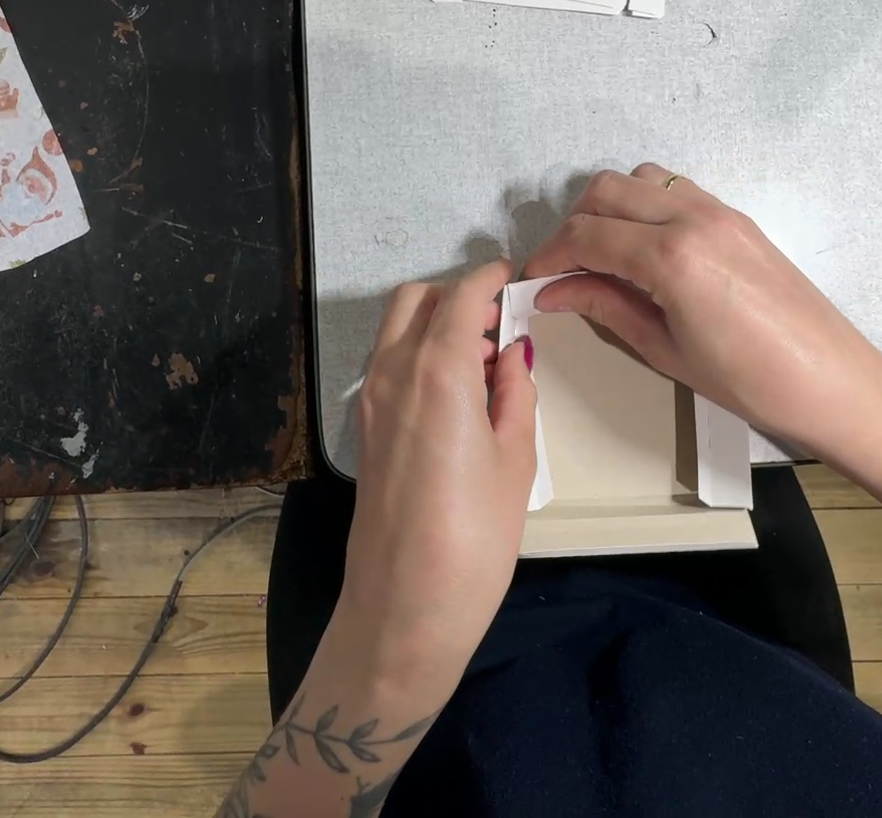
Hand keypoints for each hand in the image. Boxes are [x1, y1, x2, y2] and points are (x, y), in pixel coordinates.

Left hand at [330, 261, 537, 695]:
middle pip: (417, 299)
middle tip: (499, 321)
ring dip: (436, 321)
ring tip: (483, 359)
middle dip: (457, 294)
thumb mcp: (516, 460)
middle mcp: (394, 371)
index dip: (490, 277)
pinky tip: (456, 389)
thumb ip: (515, 392)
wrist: (403, 606)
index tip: (514, 274)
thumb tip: (513, 352)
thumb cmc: (475, 535)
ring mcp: (371, 398)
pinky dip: (419, 350)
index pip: (461, 295)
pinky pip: (390, 361)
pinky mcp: (365, 425)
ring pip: (397, 327)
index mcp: (438, 370)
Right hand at [525, 164, 881, 454]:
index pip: (586, 235)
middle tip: (564, 270)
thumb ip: (605, 307)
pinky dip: (644, 205)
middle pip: (606, 191)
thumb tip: (553, 292)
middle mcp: (694, 216)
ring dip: (608, 207)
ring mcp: (720, 210)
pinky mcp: (737, 216)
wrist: (833, 382)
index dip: (549, 257)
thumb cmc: (748, 380)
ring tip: (602, 255)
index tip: (533, 282)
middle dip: (572, 226)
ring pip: (640, 179)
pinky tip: (644, 248)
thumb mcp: (664, 349)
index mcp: (672, 255)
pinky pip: (675, 189)